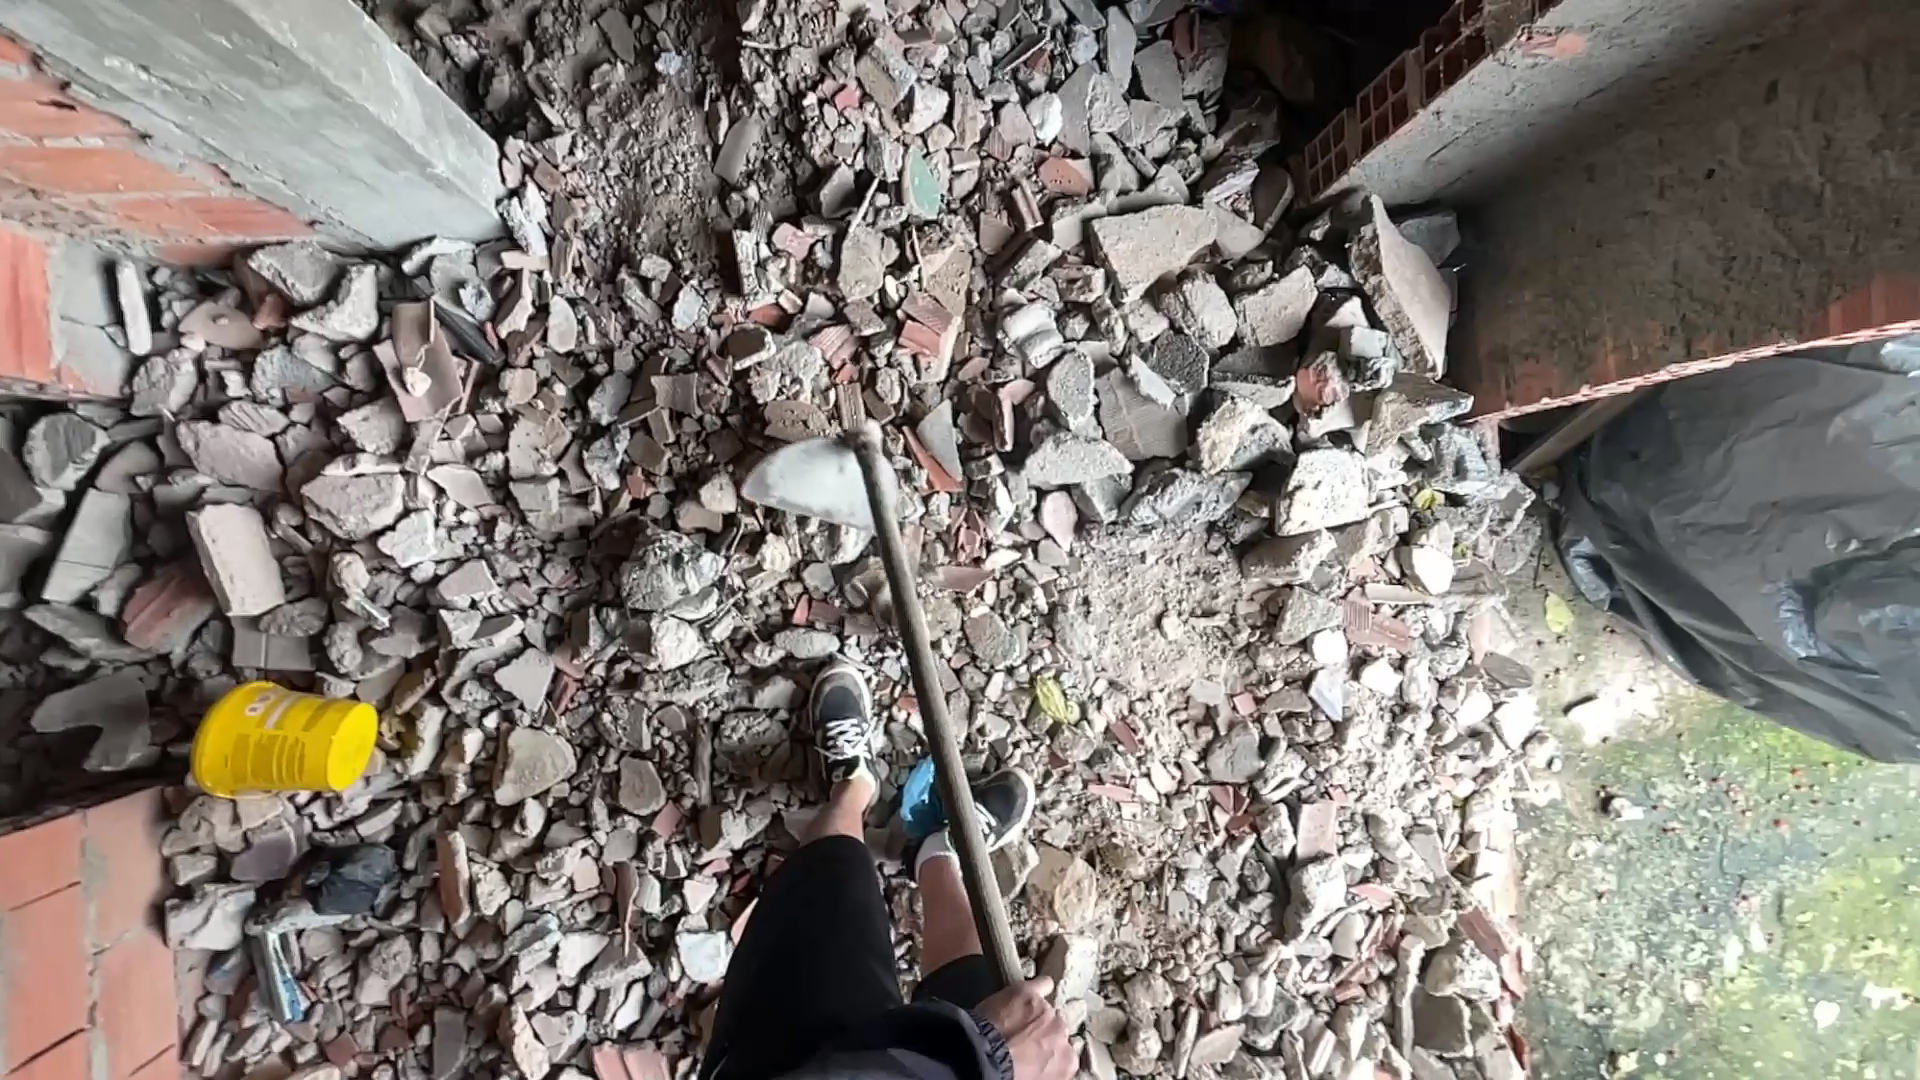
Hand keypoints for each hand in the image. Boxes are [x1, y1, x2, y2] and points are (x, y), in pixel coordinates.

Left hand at [976, 977, 1074, 1079]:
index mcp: (1066, 1061)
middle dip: (1044, 1034)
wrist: (985, 1060)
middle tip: (1024, 1041)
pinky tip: (1040, 987)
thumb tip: (1042, 1066)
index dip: (1048, 1055)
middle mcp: (1061, 1032)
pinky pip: (1042, 983)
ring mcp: (1045, 1009)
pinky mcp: (1029, 992)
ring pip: (1047, 1008)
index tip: (1037, 1056)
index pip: (1065, 1056)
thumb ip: (1049, 1071)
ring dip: (1037, 1014)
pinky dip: (1041, 985)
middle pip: (1057, 1029)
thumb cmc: (1008, 1076)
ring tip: (1018, 1021)